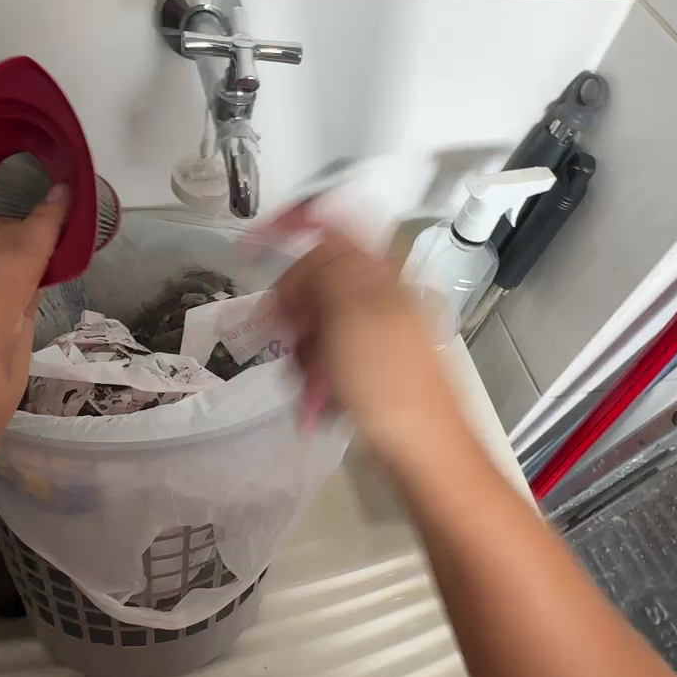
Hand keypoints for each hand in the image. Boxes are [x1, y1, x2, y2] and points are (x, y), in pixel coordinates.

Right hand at [272, 227, 476, 470]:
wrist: (424, 453)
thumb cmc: (390, 386)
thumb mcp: (352, 315)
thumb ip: (329, 268)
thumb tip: (312, 242)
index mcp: (381, 274)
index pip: (334, 225)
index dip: (292, 223)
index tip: (253, 244)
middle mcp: (380, 296)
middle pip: (317, 279)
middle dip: (295, 310)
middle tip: (289, 334)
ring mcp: (376, 331)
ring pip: (318, 322)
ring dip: (304, 353)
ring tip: (311, 385)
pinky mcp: (370, 364)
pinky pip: (327, 356)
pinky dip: (316, 375)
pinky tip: (319, 401)